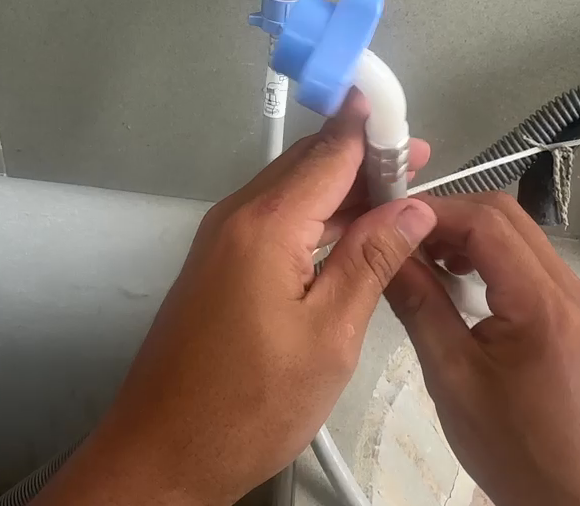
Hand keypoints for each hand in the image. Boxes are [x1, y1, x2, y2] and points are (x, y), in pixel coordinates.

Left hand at [35, 92, 432, 505]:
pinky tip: (348, 234)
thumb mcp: (328, 336)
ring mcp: (223, 236)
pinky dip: (315, 215)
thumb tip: (410, 210)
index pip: (330, 153)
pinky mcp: (219, 259)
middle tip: (415, 166)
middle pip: (310, 163)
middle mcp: (238, 214)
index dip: (374, 134)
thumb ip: (370, 262)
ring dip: (341, 187)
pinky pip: (275, 216)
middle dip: (363, 157)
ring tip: (394, 198)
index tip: (410, 129)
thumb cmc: (249, 403)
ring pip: (292, 188)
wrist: (164, 451)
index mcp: (266, 223)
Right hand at [386, 193, 579, 505]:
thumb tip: (385, 251)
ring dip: (469, 230)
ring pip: (517, 232)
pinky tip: (458, 275)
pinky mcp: (571, 312)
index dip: (434, 210)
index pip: (485, 222)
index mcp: (541, 301)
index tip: (389, 218)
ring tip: (425, 254)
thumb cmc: (512, 447)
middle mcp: (567, 286)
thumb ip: (418, 303)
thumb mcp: (451, 377)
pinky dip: (488, 251)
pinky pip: (526, 258)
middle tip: (404, 233)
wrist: (576, 503)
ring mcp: (574, 297)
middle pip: (504, 214)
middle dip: (450, 213)